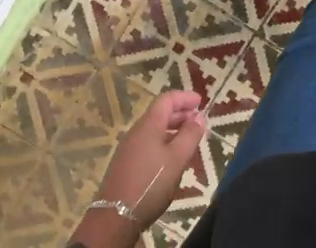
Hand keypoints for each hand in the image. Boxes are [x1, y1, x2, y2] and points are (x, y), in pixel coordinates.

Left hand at [70, 91, 207, 246]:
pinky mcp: (125, 165)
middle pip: (160, 114)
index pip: (167, 99)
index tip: (201, 101)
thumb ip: (190, 135)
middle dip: (181, 114)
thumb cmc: (150, 183)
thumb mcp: (177, 159)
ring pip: (154, 131)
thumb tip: (200, 117)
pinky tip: (171, 159)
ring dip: (173, 131)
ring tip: (189, 141)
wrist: (115, 217)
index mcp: (148, 125)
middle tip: (199, 122)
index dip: (184, 98)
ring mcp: (128, 149)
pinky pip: (148, 144)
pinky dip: (164, 143)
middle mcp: (136, 132)